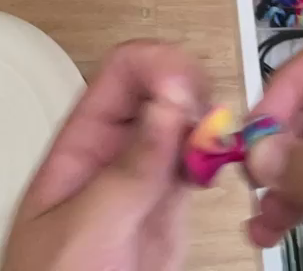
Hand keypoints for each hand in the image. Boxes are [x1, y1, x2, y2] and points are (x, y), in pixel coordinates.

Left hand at [0, 40, 206, 270]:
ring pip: (185, 120)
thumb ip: (126, 172)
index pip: (123, 71)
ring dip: (209, 121)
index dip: (158, 67)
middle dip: (192, 90)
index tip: (186, 95)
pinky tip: (220, 169)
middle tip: (210, 126)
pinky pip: (197, 161)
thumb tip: (169, 102)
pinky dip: (215, 155)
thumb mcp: (82, 236)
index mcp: (82, 142)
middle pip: (161, 84)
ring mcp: (145, 177)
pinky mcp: (169, 207)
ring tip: (219, 150)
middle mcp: (116, 149)